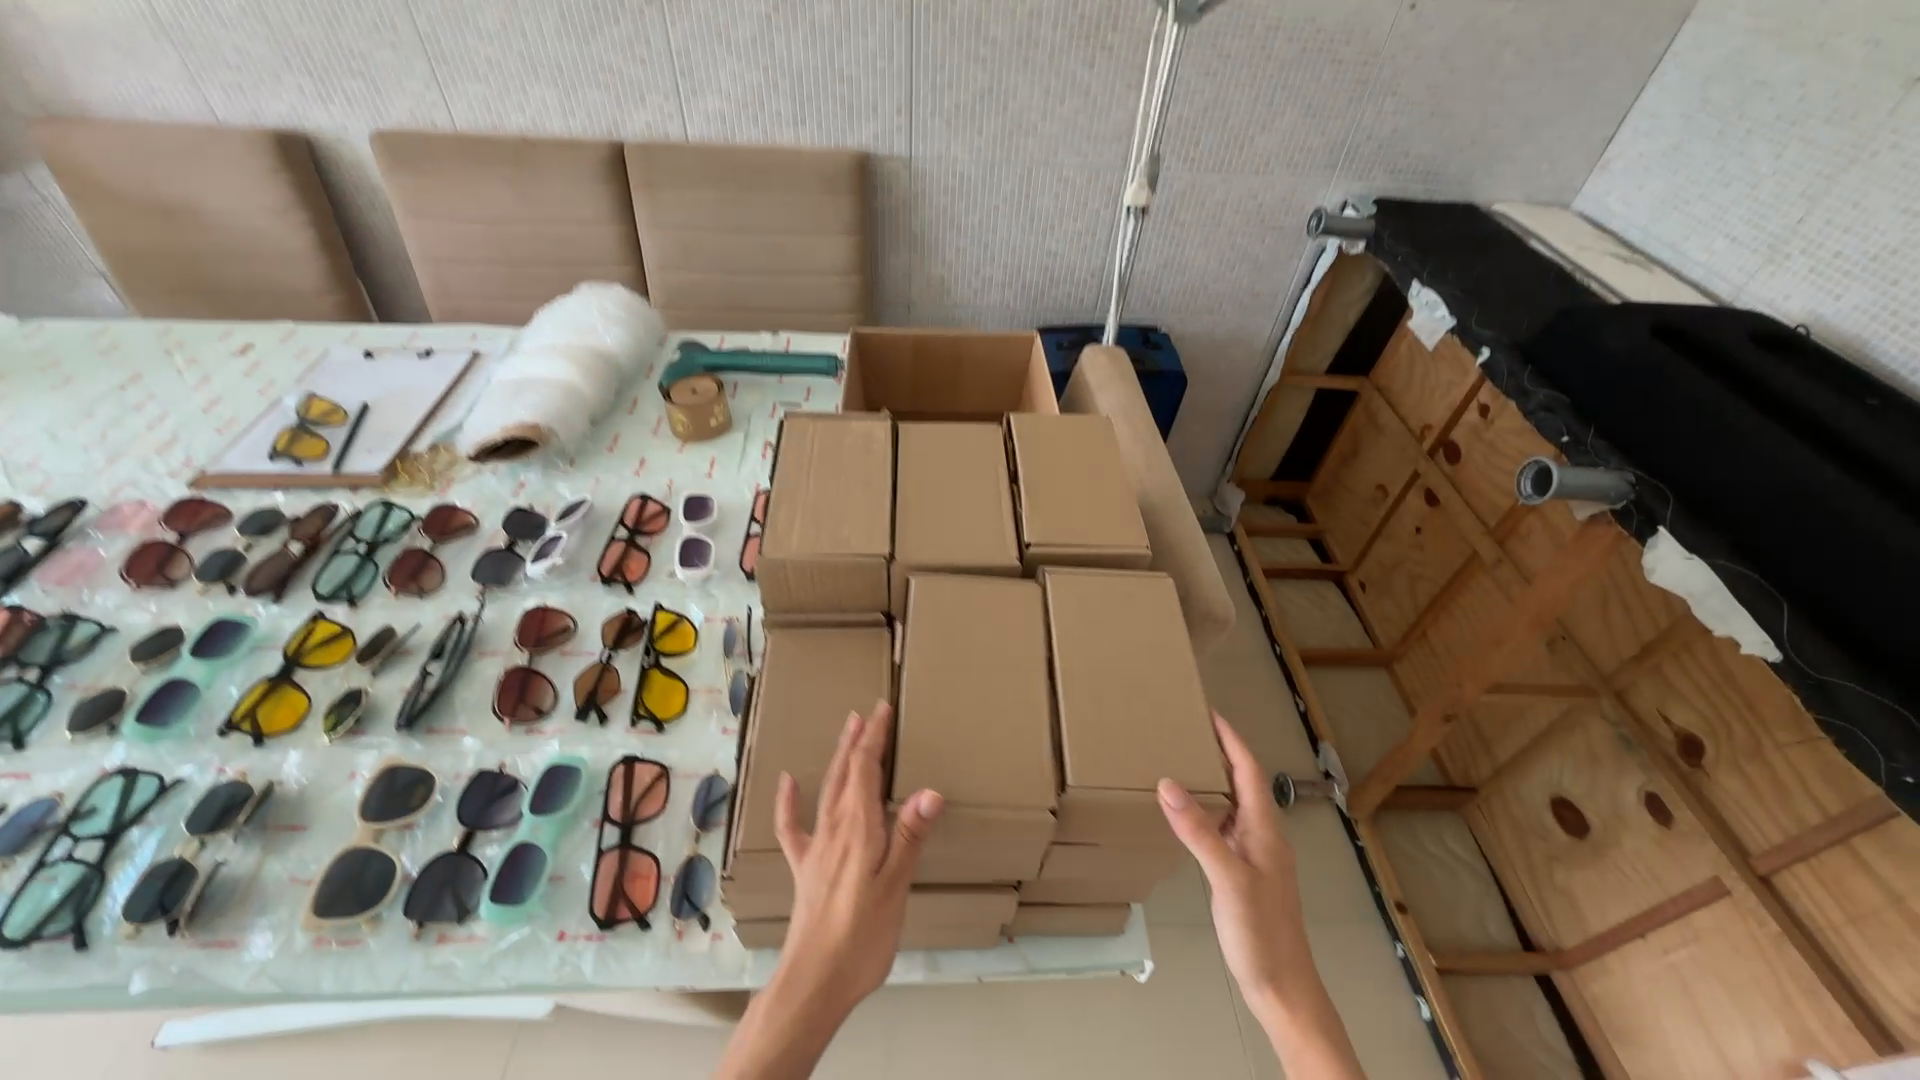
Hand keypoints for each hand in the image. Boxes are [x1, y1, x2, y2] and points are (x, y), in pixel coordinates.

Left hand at [772, 700, 943, 1014]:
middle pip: (845, 775)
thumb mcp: (895, 886)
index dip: (874, 739)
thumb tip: (930, 790)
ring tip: (845, 732)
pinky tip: (788, 783)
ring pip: (827, 792)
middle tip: (867, 712)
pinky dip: (790, 802)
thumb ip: (909, 837)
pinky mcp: (805, 870)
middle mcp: (834, 830)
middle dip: (857, 741)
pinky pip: (793, 827)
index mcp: (859, 830)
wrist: (814, 980)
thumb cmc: (862, 936)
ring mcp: (816, 849)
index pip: (865, 771)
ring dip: (837, 760)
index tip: (883, 709)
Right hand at [1158, 710, 1309, 1004]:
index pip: (1249, 770)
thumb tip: (1168, 782)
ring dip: (1212, 781)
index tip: (1208, 711)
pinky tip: (1185, 817)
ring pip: (1233, 805)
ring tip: (1181, 763)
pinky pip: (1223, 829)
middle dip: (1219, 752)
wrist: (1282, 985)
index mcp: (1265, 829)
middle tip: (1186, 730)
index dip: (1230, 739)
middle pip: (1242, 782)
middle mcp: (1263, 836)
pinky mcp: (1244, 874)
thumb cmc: (1261, 932)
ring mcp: (1255, 856)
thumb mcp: (1228, 879)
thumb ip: (1199, 831)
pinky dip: (1205, 812)